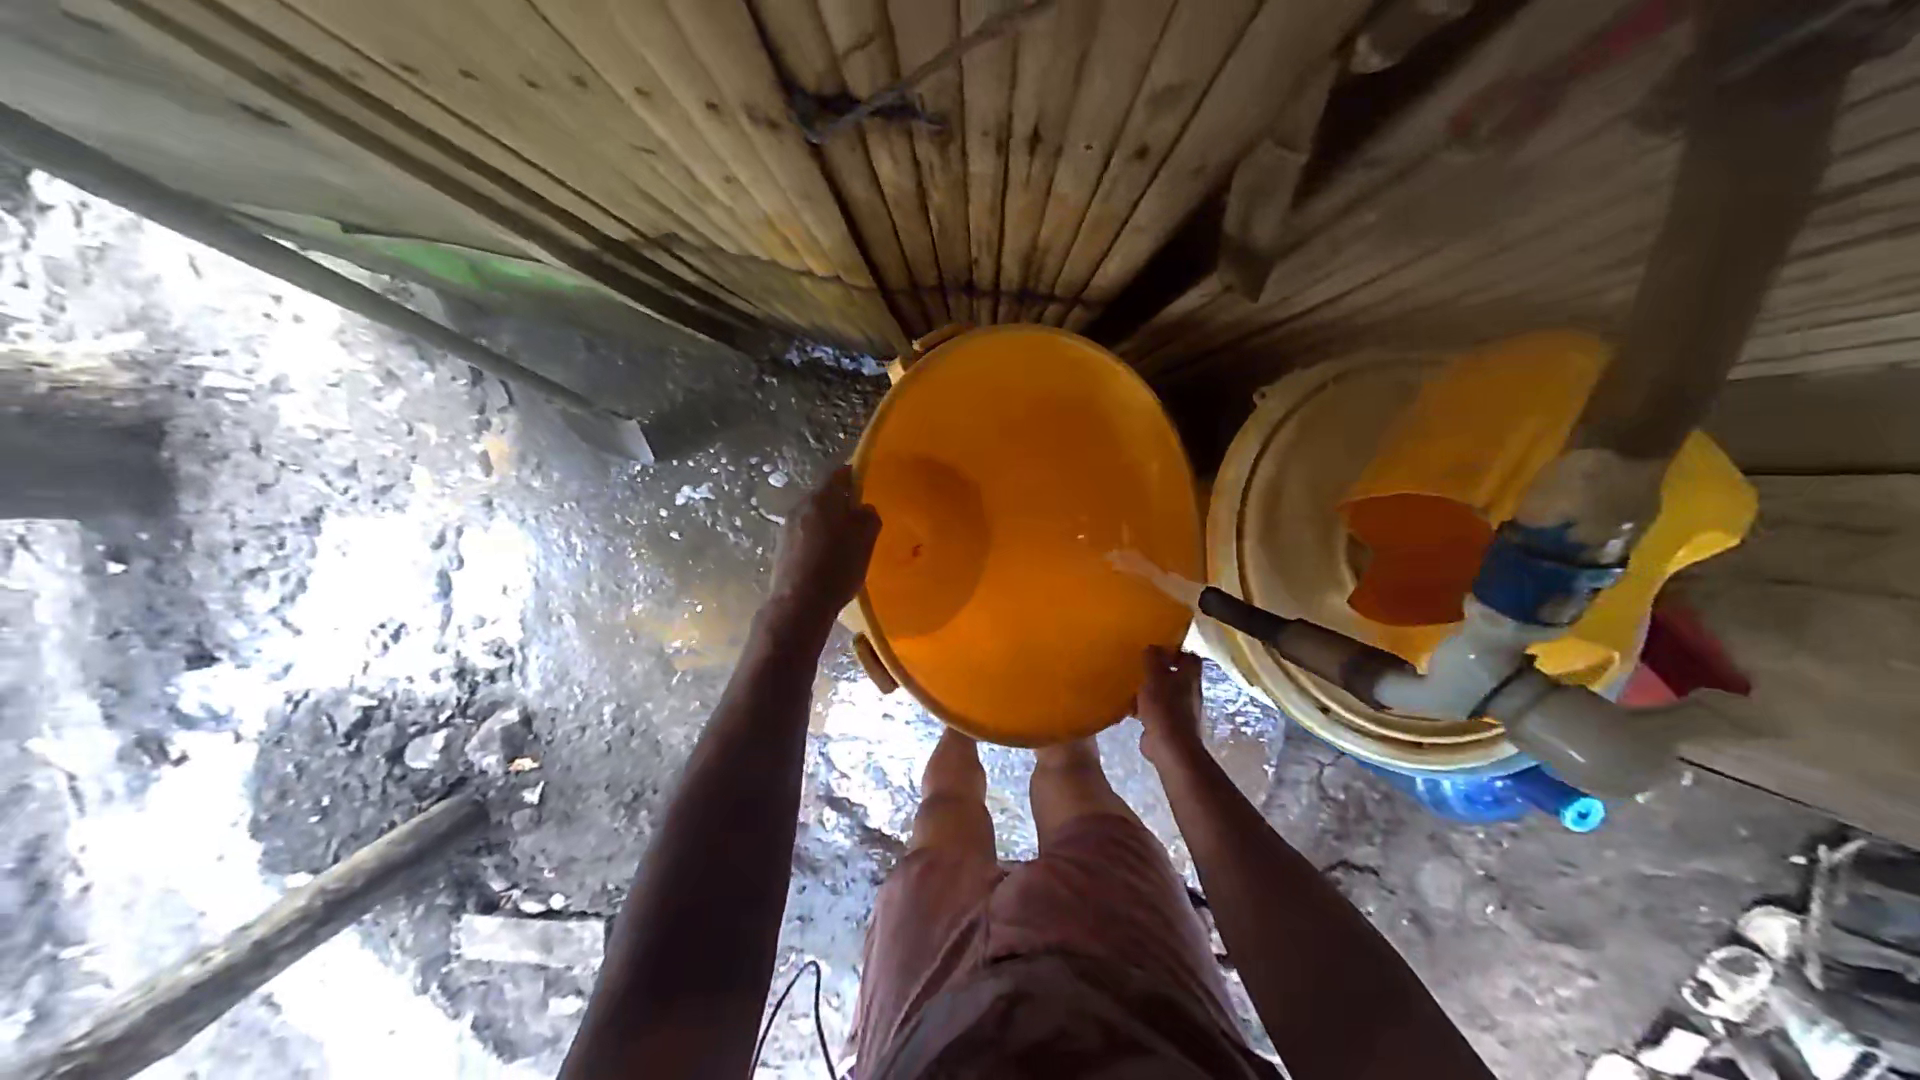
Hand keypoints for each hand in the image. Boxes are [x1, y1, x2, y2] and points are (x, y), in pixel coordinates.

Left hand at [769, 465, 881, 616]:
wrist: (799, 604)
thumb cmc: (837, 568)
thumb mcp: (865, 540)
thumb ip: (869, 517)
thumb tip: (863, 507)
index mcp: (822, 499)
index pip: (838, 473)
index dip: (853, 475)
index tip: (864, 484)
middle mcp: (800, 506)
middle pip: (824, 495)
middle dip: (840, 503)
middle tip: (858, 519)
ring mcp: (786, 527)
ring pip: (813, 515)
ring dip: (827, 522)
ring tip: (843, 542)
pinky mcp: (780, 547)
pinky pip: (804, 533)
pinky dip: (816, 538)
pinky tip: (825, 557)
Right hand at [1136, 646, 1205, 767]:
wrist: (1170, 748)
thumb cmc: (1164, 708)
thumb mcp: (1154, 677)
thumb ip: (1152, 659)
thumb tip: (1152, 647)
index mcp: (1189, 677)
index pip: (1190, 658)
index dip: (1176, 652)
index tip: (1156, 650)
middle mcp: (1189, 693)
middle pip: (1176, 676)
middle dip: (1158, 671)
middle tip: (1139, 667)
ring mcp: (1181, 711)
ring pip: (1165, 694)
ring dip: (1150, 691)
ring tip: (1131, 687)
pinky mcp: (1170, 726)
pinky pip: (1156, 712)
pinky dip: (1144, 710)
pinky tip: (1129, 709)